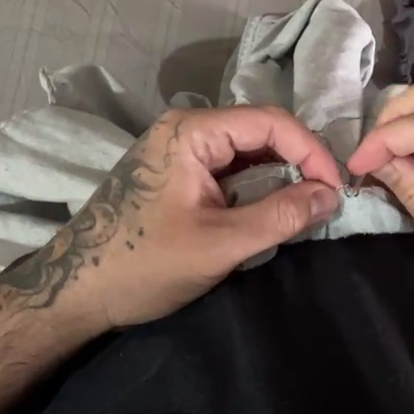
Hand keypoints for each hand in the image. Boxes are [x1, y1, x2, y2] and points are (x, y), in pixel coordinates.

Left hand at [0, 106, 344, 332]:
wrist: (76, 292)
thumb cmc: (144, 265)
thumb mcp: (220, 244)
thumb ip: (280, 216)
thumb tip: (331, 195)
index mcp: (192, 131)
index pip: (271, 122)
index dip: (312, 151)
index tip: (336, 191)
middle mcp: (186, 128)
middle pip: (260, 131)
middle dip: (299, 161)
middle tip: (327, 199)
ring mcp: (180, 149)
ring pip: (248, 151)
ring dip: (280, 175)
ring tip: (308, 206)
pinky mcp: (178, 172)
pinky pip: (230, 168)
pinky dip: (257, 186)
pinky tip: (273, 209)